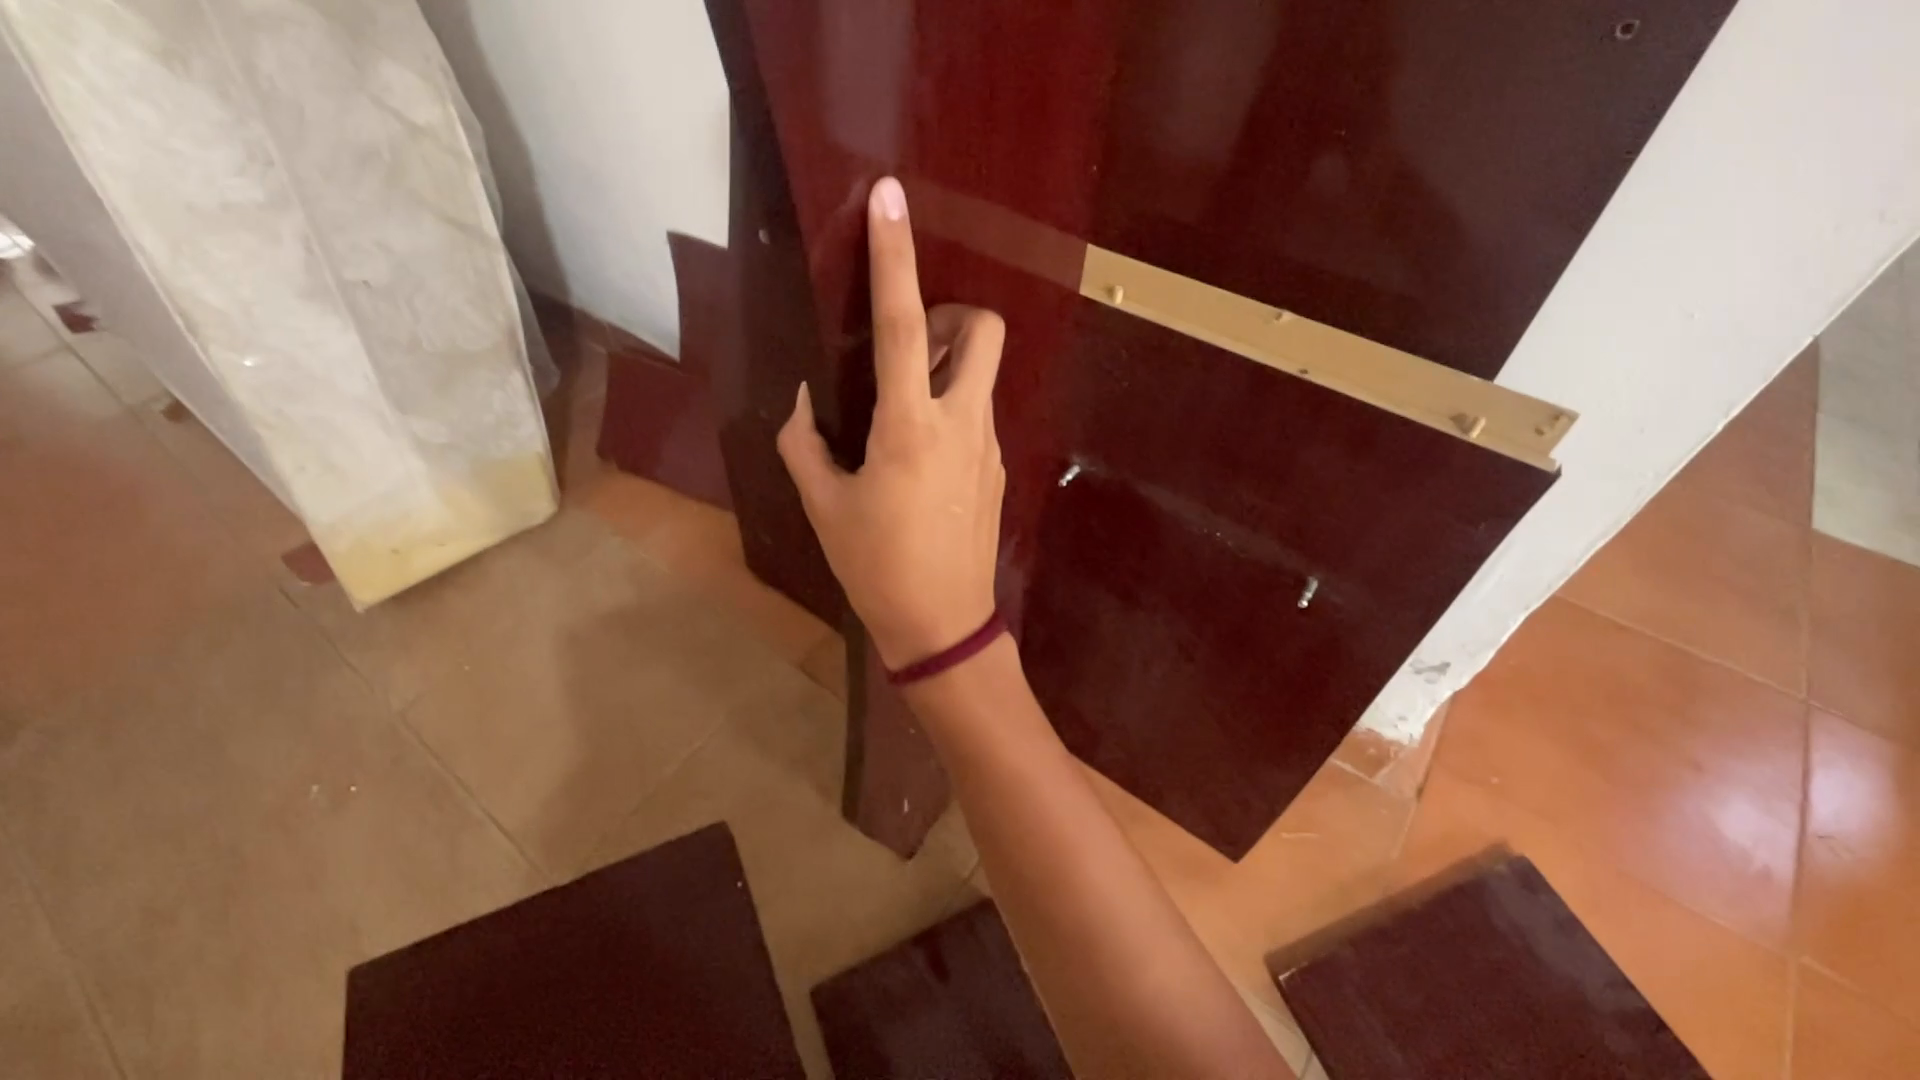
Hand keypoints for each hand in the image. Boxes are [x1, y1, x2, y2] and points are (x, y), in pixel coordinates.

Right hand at [777, 176, 1007, 669]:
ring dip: (949, 367)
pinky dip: (951, 410)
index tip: (892, 199)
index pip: (904, 323)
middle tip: (914, 348)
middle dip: (952, 315)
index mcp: (910, 426)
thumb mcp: (822, 505)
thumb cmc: (875, 567)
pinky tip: (920, 461)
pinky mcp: (998, 469)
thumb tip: (803, 400)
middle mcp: (961, 423)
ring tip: (905, 411)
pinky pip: (978, 415)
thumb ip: (805, 442)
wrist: (943, 626)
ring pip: (983, 373)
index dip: (895, 257)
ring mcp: (988, 446)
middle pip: (984, 328)